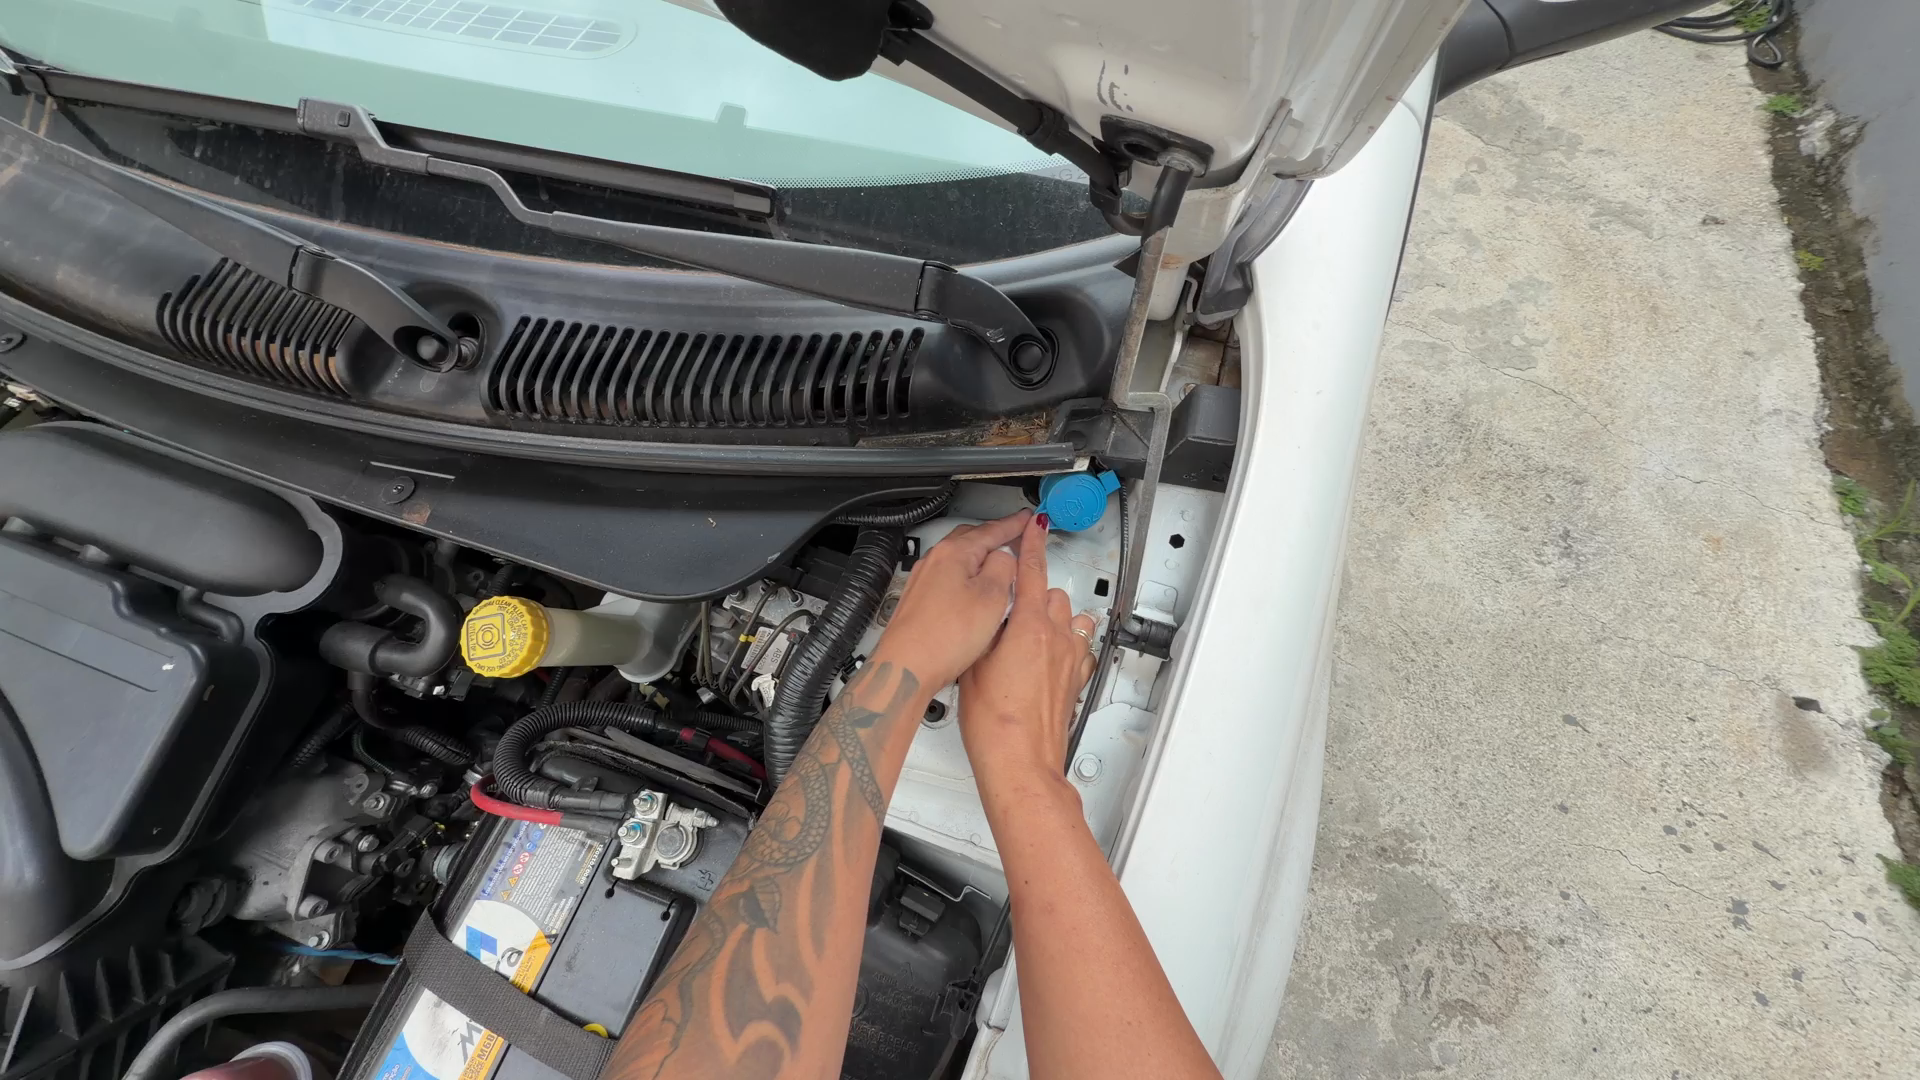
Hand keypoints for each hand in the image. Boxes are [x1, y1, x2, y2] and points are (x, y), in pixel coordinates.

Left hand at [872, 509, 1031, 687]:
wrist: (907, 667)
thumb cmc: (944, 636)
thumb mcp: (992, 598)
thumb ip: (1005, 568)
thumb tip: (1005, 557)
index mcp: (954, 552)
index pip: (992, 529)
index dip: (1015, 524)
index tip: (1028, 519)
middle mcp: (935, 560)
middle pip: (972, 538)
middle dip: (996, 537)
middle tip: (1016, 539)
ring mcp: (924, 579)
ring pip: (960, 559)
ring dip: (982, 559)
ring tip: (1001, 568)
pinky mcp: (920, 599)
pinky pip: (950, 577)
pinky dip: (968, 577)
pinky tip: (975, 592)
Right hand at [958, 514, 1097, 801]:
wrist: (1020, 761)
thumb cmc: (994, 723)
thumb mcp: (975, 663)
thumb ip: (988, 630)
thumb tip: (992, 614)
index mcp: (1029, 627)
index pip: (1032, 571)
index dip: (1031, 545)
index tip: (1033, 528)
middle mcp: (1057, 639)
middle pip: (1053, 593)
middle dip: (1035, 592)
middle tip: (1010, 609)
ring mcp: (1071, 660)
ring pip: (1070, 618)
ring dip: (1053, 617)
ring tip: (1028, 634)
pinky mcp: (1076, 680)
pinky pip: (1078, 647)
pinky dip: (1066, 642)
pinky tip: (1048, 656)